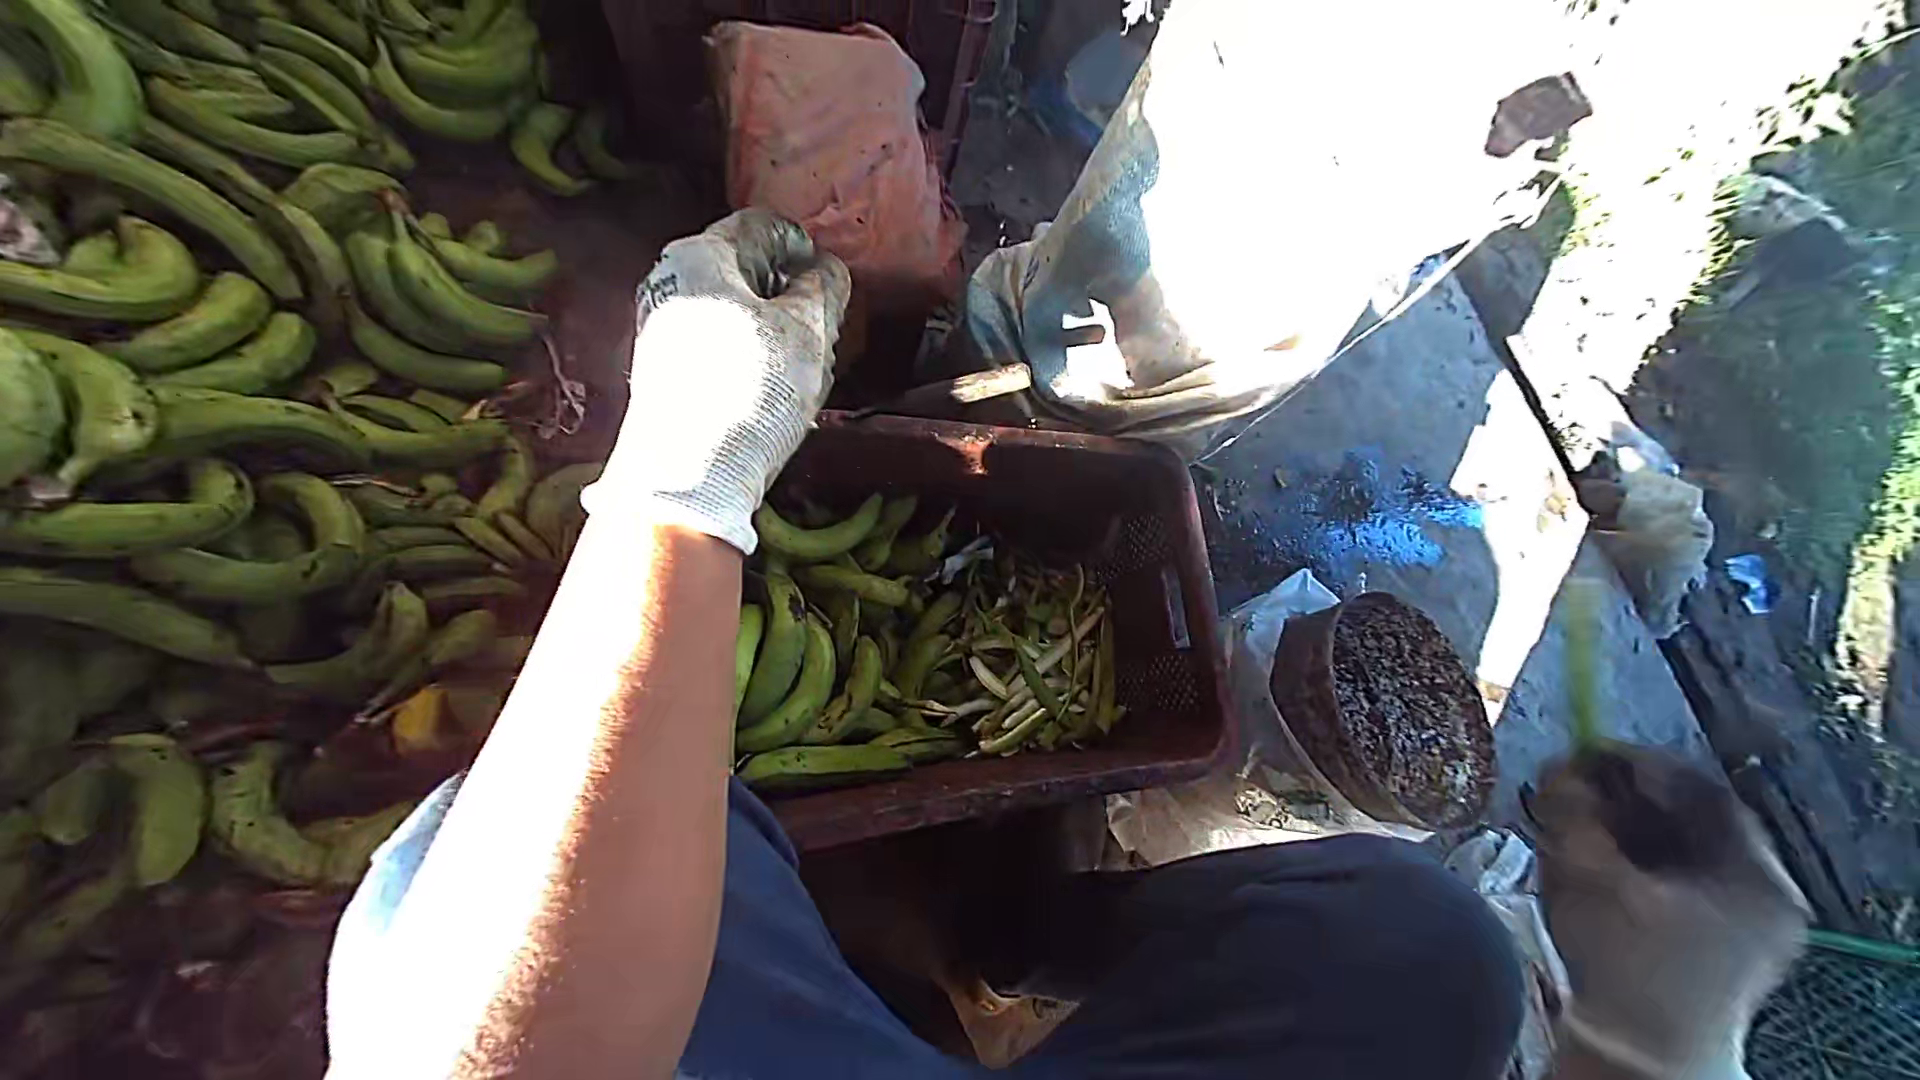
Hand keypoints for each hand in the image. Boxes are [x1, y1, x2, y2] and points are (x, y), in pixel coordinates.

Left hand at [590, 209, 850, 553]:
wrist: (691, 472)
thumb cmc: (749, 391)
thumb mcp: (807, 332)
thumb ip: (823, 290)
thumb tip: (827, 271)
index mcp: (699, 256)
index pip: (759, 226)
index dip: (801, 244)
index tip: (824, 271)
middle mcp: (670, 283)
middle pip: (742, 269)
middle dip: (786, 291)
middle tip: (822, 321)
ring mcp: (663, 328)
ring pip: (731, 310)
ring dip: (771, 326)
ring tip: (803, 360)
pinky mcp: (666, 371)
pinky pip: (717, 344)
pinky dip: (750, 353)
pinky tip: (771, 386)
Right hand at [1525, 743, 1807, 1077]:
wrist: (1641, 1048)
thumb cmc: (1621, 955)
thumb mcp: (1586, 872)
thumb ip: (1571, 811)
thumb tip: (1559, 763)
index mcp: (1752, 879)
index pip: (1705, 793)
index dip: (1642, 762)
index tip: (1586, 747)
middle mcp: (1758, 891)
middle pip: (1687, 815)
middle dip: (1619, 790)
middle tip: (1564, 776)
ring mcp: (1735, 913)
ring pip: (1671, 838)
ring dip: (1614, 815)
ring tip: (1563, 807)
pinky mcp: (1704, 926)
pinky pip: (1663, 863)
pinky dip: (1620, 843)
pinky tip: (1581, 841)